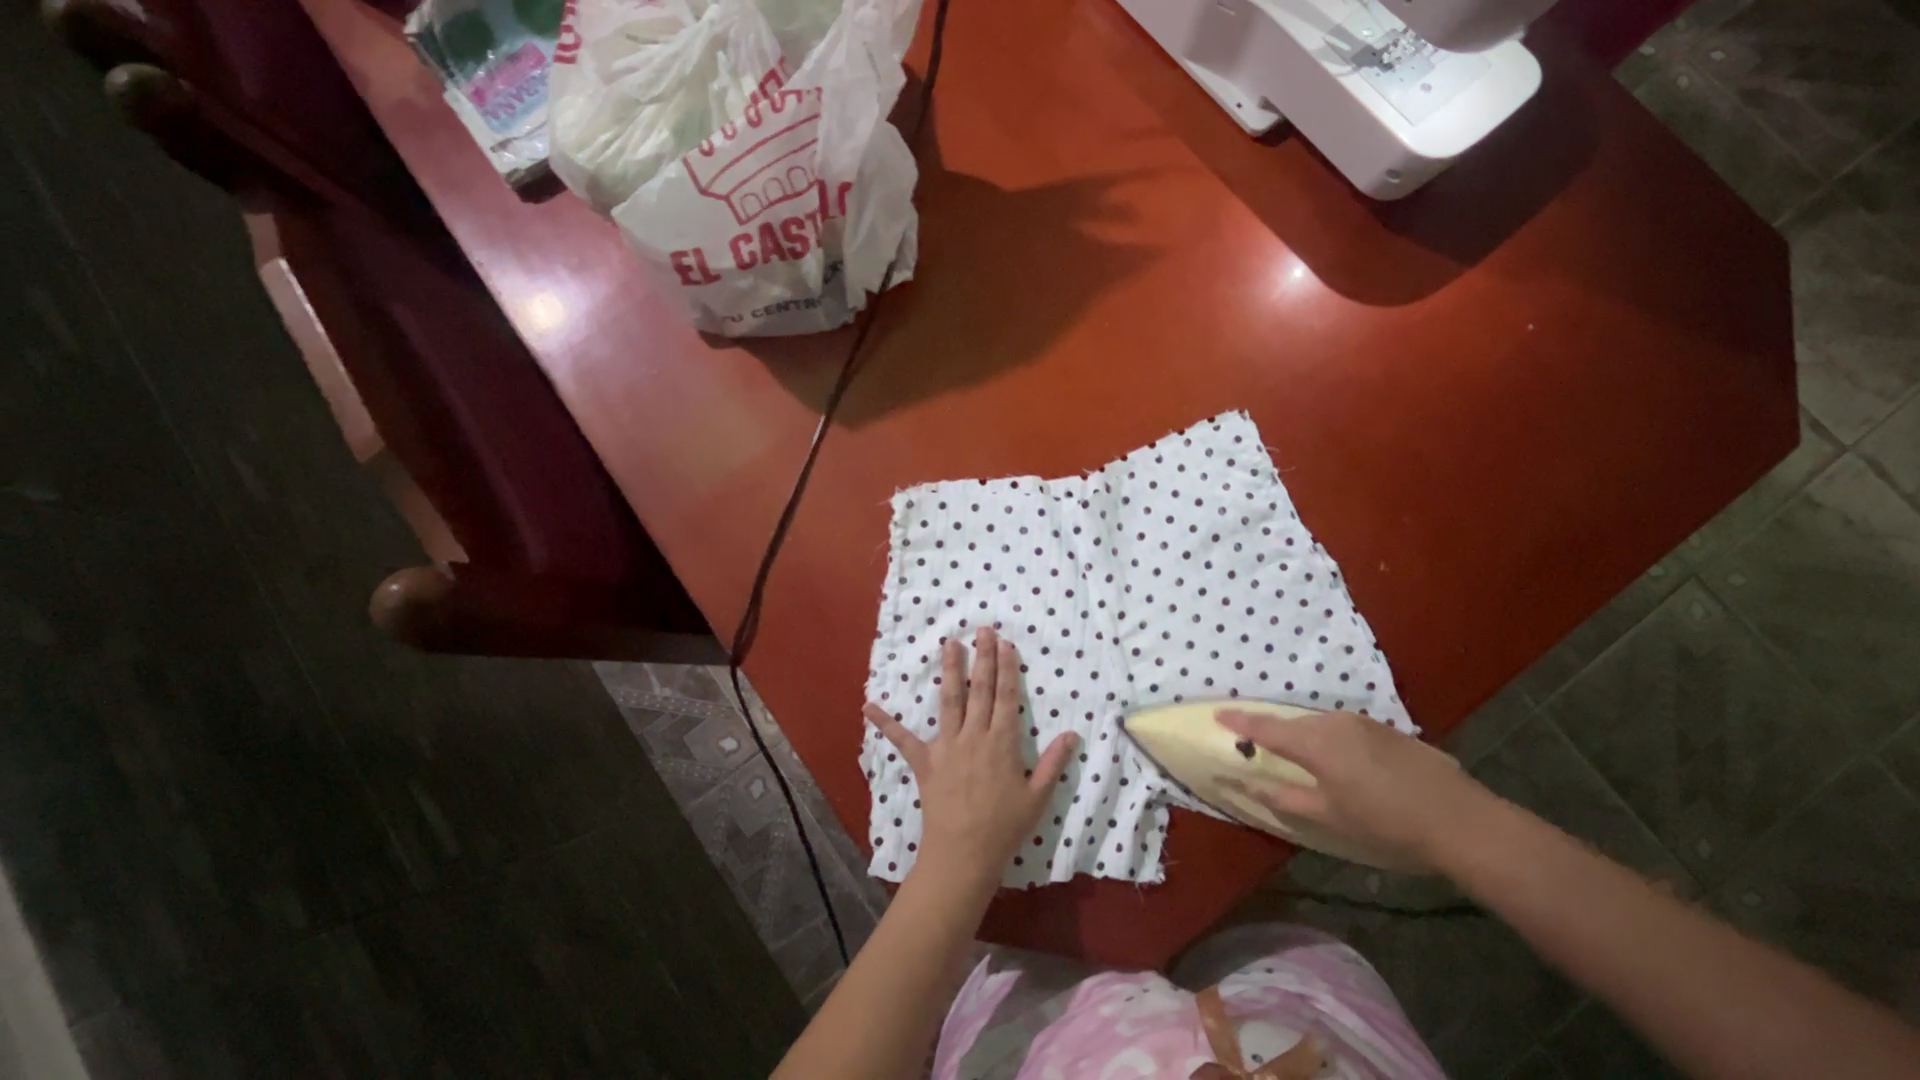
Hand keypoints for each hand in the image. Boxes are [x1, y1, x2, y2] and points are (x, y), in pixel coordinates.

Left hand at [864, 626, 1077, 890]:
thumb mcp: (1037, 797)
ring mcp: (947, 747)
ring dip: (950, 672)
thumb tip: (1072, 734)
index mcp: (1003, 743)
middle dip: (982, 658)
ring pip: (950, 702)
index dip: (1007, 669)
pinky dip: (886, 722)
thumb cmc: (1004, 827)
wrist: (965, 853)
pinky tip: (868, 706)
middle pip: (980, 691)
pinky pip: (903, 739)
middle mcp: (975, 737)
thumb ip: (1053, 763)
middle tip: (981, 630)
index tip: (1005, 644)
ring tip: (949, 645)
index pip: (1006, 697)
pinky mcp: (925, 762)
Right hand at [1217, 708, 1488, 873]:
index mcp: (1315, 743)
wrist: (1460, 820)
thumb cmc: (1385, 823)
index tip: (1216, 714)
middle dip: (1274, 733)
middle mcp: (1336, 723)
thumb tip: (1248, 784)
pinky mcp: (1388, 731)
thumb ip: (1284, 798)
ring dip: (1306, 739)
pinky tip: (1344, 766)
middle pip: (1294, 725)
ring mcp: (1365, 723)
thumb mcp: (1328, 817)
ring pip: (1321, 726)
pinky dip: (1333, 742)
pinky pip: (1345, 731)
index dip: (1239, 722)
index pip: (1266, 728)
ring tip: (1302, 761)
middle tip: (1260, 748)